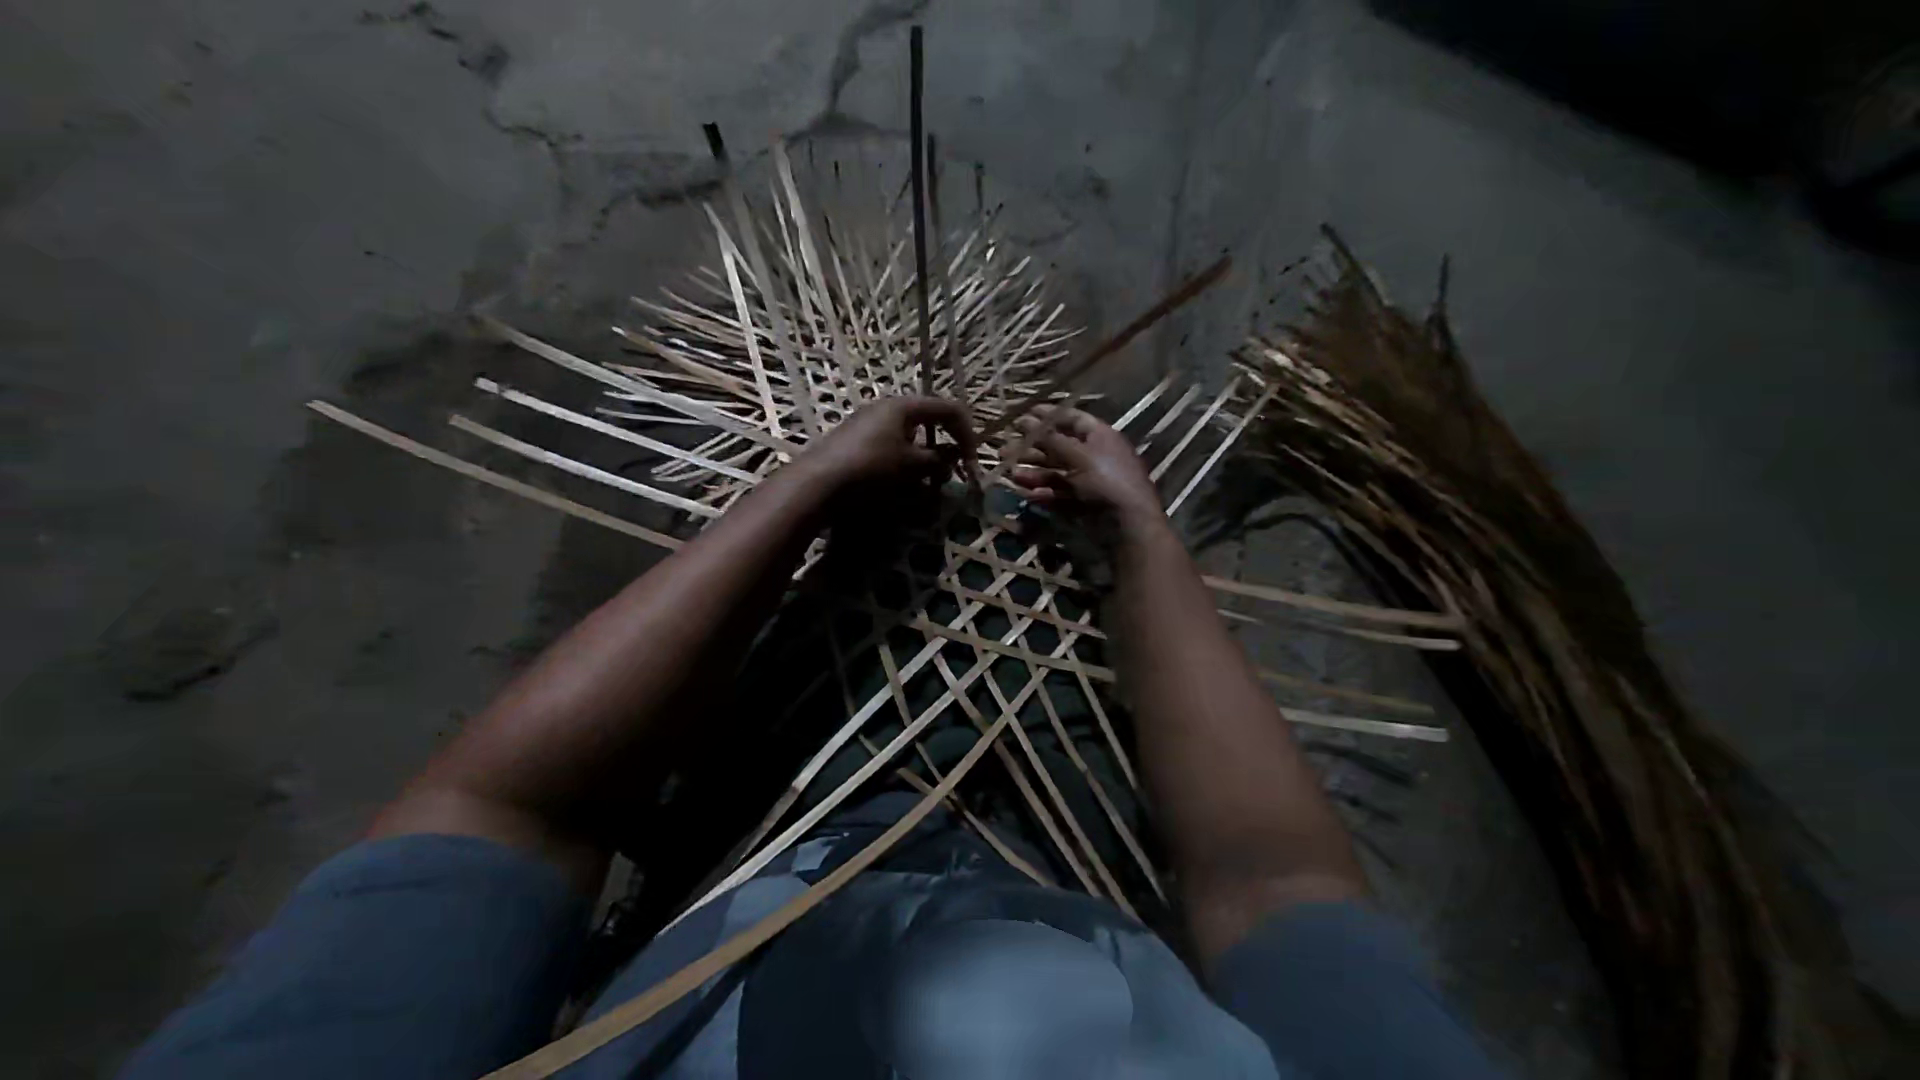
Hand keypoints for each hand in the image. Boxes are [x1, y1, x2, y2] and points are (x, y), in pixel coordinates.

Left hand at [792, 396, 977, 492]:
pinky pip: (890, 451)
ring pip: (908, 441)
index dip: (966, 434)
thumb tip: (951, 458)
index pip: (948, 409)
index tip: (971, 463)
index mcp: (903, 406)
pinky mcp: (855, 444)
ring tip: (923, 489)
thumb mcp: (911, 465)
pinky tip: (898, 489)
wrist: (817, 483)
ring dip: (922, 463)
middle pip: (927, 424)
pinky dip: (902, 467)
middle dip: (942, 451)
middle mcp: (885, 409)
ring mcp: (867, 426)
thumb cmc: (870, 468)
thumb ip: (937, 460)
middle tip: (946, 478)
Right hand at [1010, 406, 1163, 524]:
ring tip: (1011, 475)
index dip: (1048, 415)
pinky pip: (1059, 493)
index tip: (1023, 415)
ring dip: (1033, 472)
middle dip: (1032, 448)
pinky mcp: (1083, 502)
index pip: (1071, 418)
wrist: (1127, 523)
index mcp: (1099, 435)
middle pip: (1058, 446)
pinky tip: (1027, 494)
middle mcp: (1094, 455)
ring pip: (1056, 472)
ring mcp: (1088, 480)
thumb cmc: (1105, 479)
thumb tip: (1025, 421)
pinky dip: (1044, 493)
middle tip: (1006, 450)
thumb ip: (1050, 438)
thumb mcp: (1077, 454)